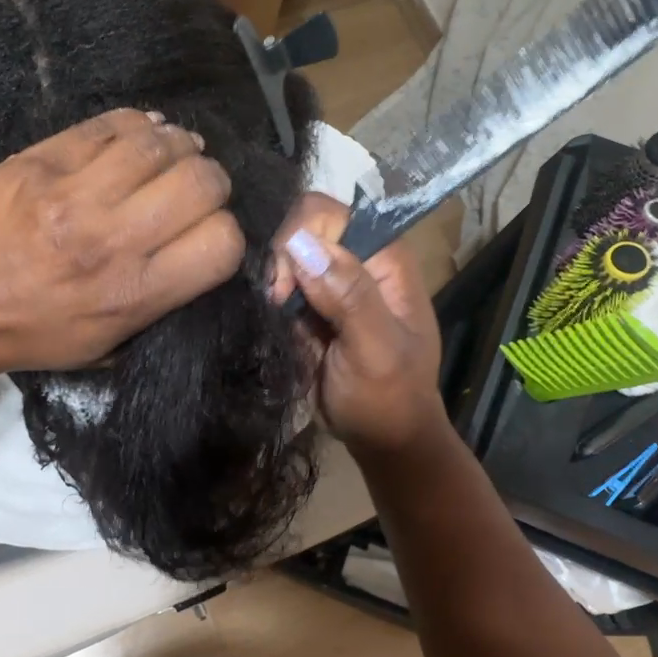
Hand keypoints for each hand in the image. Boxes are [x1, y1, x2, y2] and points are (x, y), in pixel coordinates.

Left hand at [0, 108, 243, 384]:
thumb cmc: (23, 337)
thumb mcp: (101, 345)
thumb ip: (157, 301)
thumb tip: (199, 248)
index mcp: (129, 295)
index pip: (222, 243)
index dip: (225, 236)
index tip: (204, 236)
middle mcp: (108, 240)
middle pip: (203, 182)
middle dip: (209, 184)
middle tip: (189, 192)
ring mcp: (70, 193)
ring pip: (161, 141)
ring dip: (175, 148)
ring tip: (165, 160)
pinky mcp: (37, 160)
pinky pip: (110, 123)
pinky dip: (134, 127)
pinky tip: (133, 141)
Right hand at [269, 193, 446, 455]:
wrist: (383, 441)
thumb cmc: (388, 398)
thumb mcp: (375, 350)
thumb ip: (348, 295)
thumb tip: (303, 244)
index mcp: (384, 259)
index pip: (329, 215)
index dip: (298, 239)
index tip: (284, 288)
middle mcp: (356, 262)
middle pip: (300, 232)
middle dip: (279, 266)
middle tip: (275, 308)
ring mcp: (330, 287)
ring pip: (284, 262)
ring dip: (270, 290)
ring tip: (274, 324)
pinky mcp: (309, 312)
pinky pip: (278, 293)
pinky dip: (269, 308)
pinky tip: (272, 329)